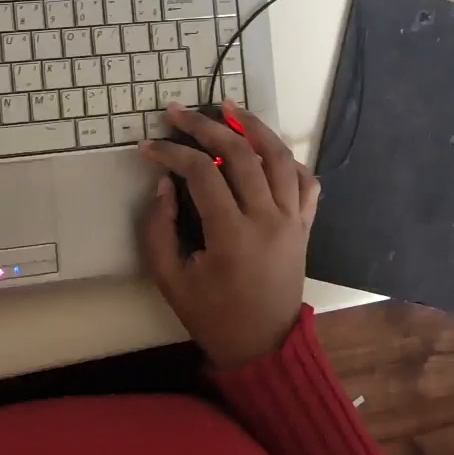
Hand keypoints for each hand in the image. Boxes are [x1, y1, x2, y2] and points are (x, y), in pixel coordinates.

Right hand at [138, 101, 320, 369]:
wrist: (264, 347)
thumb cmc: (212, 316)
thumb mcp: (170, 279)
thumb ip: (158, 229)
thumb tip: (164, 183)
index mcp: (232, 234)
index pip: (201, 173)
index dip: (172, 153)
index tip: (148, 147)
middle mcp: (268, 219)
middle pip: (240, 154)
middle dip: (206, 126)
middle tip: (179, 111)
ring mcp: (292, 220)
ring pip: (279, 157)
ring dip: (253, 127)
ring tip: (229, 107)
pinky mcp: (305, 226)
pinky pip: (305, 181)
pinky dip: (288, 159)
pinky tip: (266, 148)